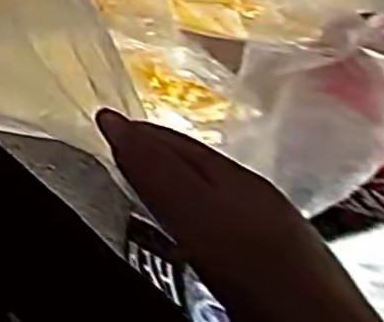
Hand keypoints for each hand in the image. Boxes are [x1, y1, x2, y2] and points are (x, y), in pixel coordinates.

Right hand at [97, 110, 379, 321]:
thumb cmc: (252, 262)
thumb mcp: (193, 207)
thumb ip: (152, 165)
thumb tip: (108, 117)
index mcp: (237, 175)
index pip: (170, 138)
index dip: (132, 132)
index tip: (100, 131)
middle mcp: (259, 196)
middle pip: (192, 167)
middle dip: (152, 160)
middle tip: (114, 161)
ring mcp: (276, 232)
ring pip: (210, 197)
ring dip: (174, 192)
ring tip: (143, 198)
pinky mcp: (283, 267)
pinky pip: (224, 227)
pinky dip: (195, 222)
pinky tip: (188, 241)